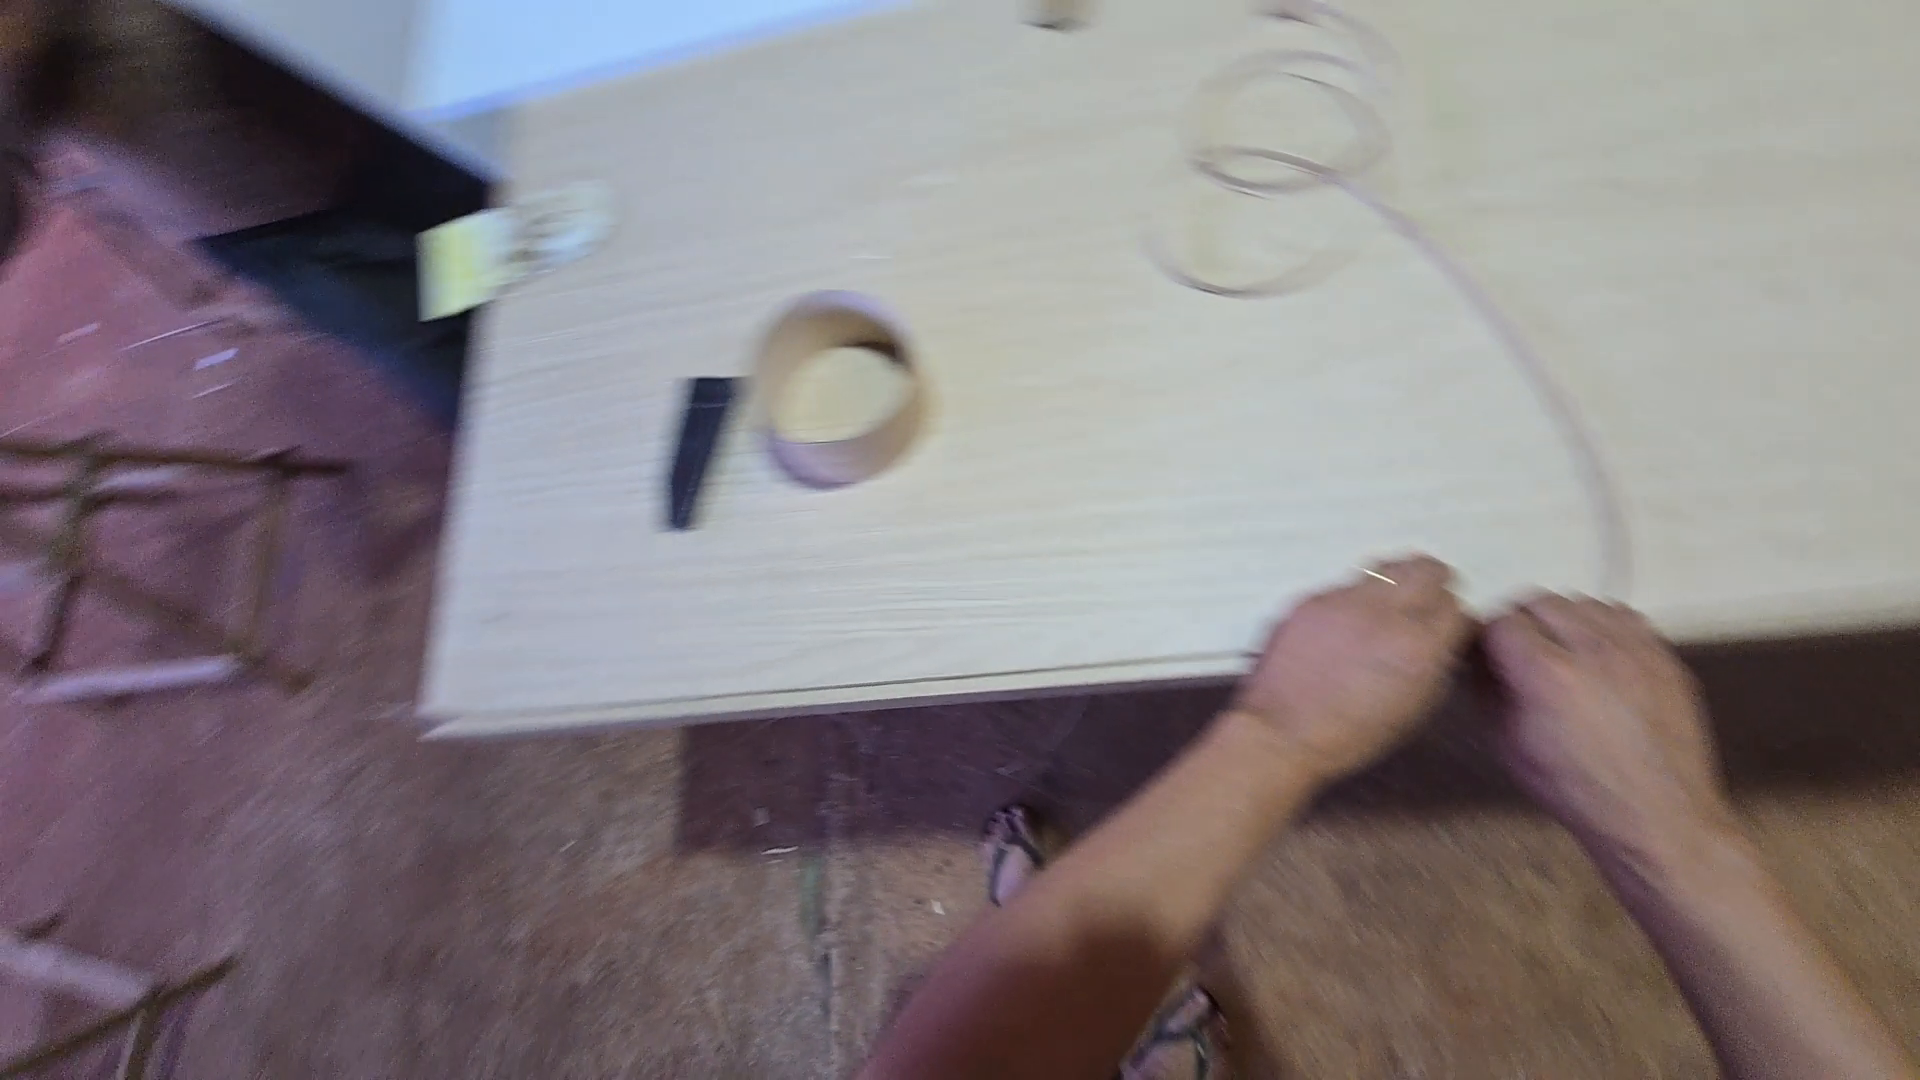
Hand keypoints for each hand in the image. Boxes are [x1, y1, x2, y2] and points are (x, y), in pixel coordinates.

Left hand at [1229, 554, 1472, 782]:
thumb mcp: (1413, 706)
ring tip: (1387, 605)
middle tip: (1426, 597)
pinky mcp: (1308, 600)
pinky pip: (1342, 586)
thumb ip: (1434, 662)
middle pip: (1424, 569)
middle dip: (1432, 581)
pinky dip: (1351, 599)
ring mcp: (1341, 602)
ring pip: (1382, 569)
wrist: (1282, 729)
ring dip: (1393, 582)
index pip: (1455, 606)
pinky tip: (1345, 624)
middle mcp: (1382, 614)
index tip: (1445, 625)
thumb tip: (1442, 639)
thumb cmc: (1348, 732)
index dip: (1452, 616)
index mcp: (1417, 645)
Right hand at [1483, 594, 1734, 864]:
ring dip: (1560, 620)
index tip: (1484, 658)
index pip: (1500, 621)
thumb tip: (1472, 654)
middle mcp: (1592, 651)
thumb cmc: (1568, 785)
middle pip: (1538, 602)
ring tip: (1560, 652)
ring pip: (1581, 602)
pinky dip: (1601, 625)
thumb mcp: (1504, 739)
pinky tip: (1597, 654)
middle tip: (1518, 654)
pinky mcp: (1666, 658)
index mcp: (1545, 673)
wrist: (1656, 816)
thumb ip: (1485, 686)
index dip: (1485, 638)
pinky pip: (1624, 615)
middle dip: (1519, 623)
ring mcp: (1636, 652)